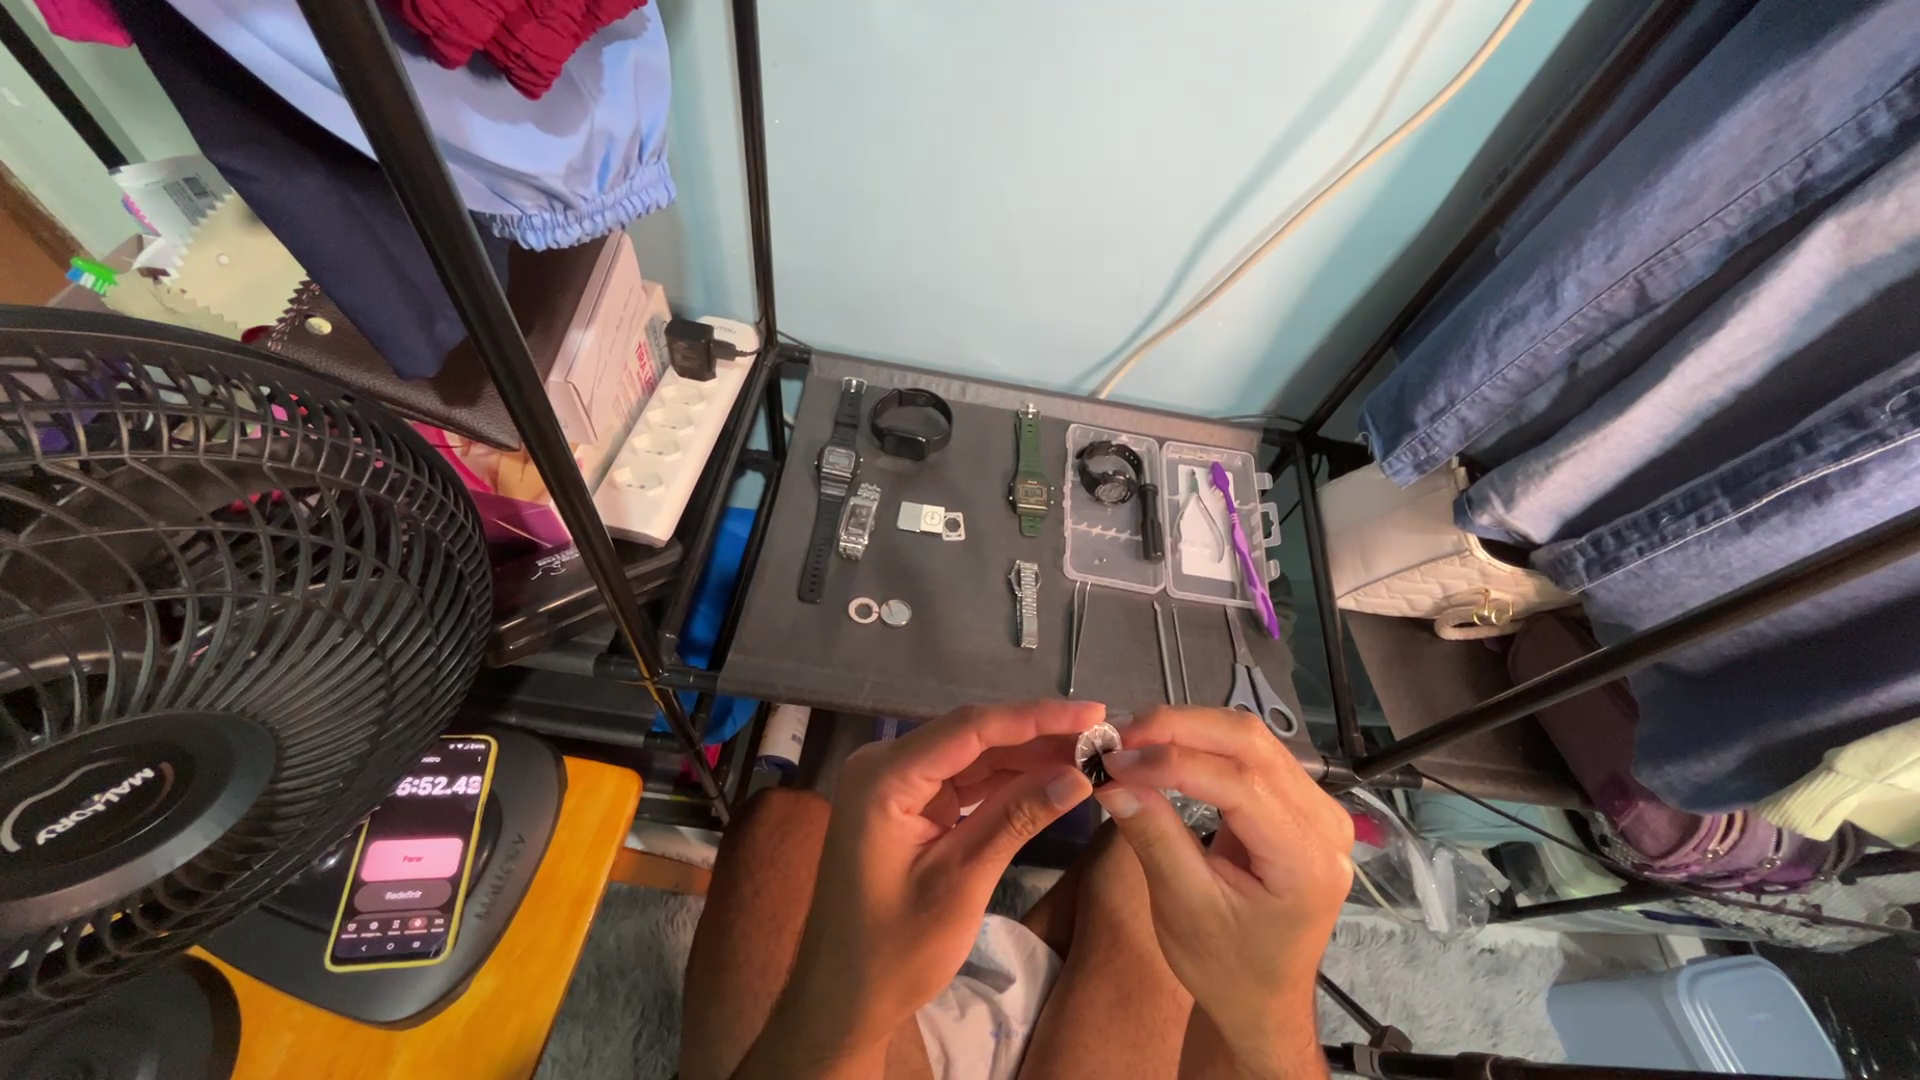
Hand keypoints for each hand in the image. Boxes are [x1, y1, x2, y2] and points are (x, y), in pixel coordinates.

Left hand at [743, 700, 1101, 1074]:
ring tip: (1088, 753)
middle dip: (1038, 735)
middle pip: (974, 736)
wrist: (841, 998)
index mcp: (885, 777)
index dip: (1035, 717)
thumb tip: (1076, 775)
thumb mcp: (961, 883)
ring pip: (974, 756)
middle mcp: (887, 765)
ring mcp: (898, 783)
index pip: (970, 729)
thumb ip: (1016, 820)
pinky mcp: (910, 803)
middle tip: (1100, 735)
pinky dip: (1008, 782)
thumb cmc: (893, 952)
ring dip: (1028, 757)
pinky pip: (966, 781)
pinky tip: (1050, 778)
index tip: (1092, 712)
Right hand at [1094, 708, 1352, 1072]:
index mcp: (1307, 860)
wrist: (1261, 998)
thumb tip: (1109, 777)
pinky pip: (1246, 752)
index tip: (1113, 759)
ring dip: (1184, 728)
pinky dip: (1197, 741)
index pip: (1240, 782)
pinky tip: (1160, 746)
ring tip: (1131, 738)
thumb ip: (1153, 835)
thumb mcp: (1183, 907)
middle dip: (1177, 728)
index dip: (1171, 762)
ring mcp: (1316, 807)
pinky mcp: (1296, 801)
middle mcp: (1325, 822)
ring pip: (1248, 737)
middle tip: (1118, 736)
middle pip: (1250, 742)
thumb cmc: (1225, 967)